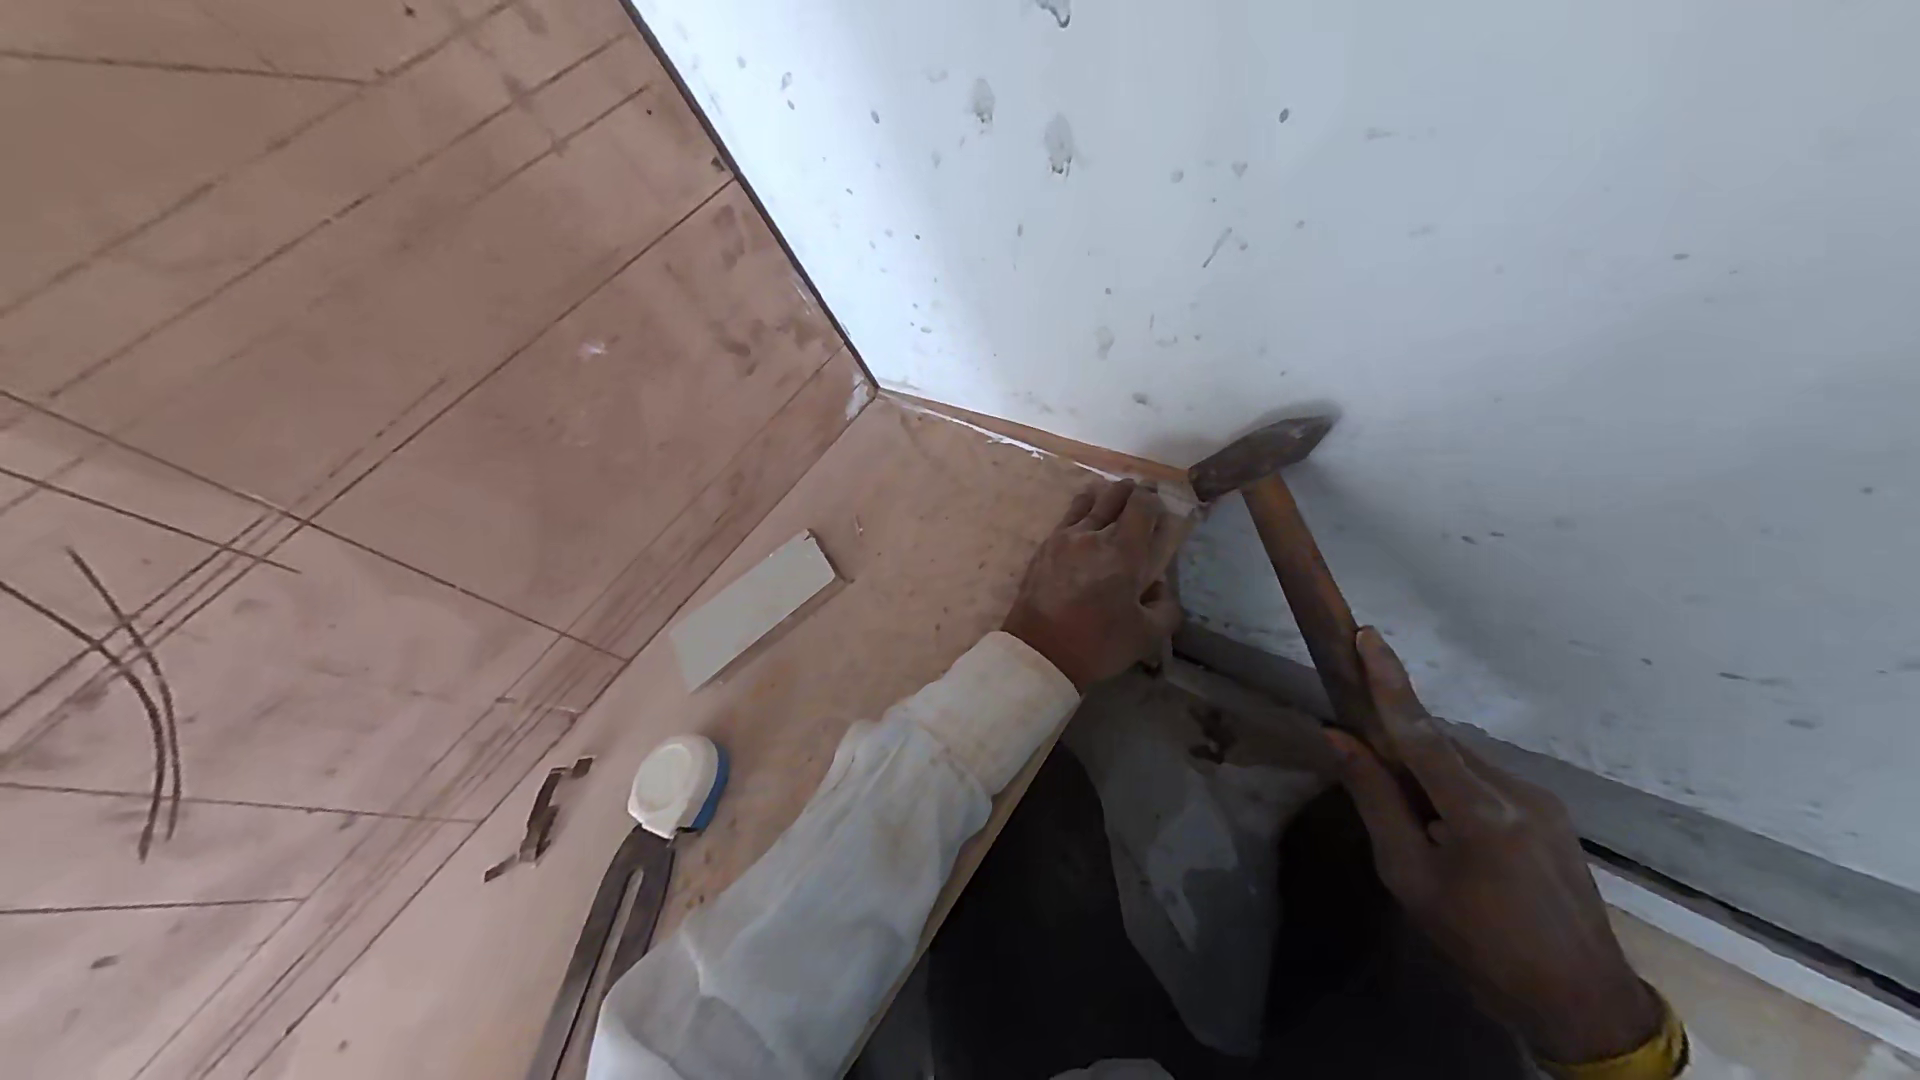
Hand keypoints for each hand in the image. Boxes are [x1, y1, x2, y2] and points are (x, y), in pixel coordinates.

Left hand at [1003, 479, 1180, 690]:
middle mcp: (1093, 535)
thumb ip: (1165, 607)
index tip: (1160, 509)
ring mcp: (1064, 537)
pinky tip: (1083, 519)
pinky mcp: (1043, 547)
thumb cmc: (1097, 643)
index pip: (1142, 505)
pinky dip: (1080, 510)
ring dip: (1104, 497)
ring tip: (1111, 500)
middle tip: (1140, 497)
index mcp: (1123, 551)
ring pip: (1088, 501)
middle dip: (1131, 492)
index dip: (1154, 501)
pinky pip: (1066, 517)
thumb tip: (1159, 587)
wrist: (1040, 651)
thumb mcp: (1147, 635)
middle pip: (1115, 495)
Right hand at [1328, 627, 1660, 1064]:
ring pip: (1462, 760)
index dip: (1390, 682)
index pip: (1421, 733)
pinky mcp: (1552, 813)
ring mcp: (1541, 801)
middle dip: (1398, 741)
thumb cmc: (1478, 943)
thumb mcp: (1407, 876)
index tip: (1368, 636)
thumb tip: (1338, 738)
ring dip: (1426, 769)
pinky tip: (1446, 828)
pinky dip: (1452, 785)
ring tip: (1413, 818)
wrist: (1582, 1002)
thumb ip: (1374, 799)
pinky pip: (1485, 779)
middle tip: (1363, 758)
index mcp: (1479, 812)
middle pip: (1439, 743)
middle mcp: (1516, 792)